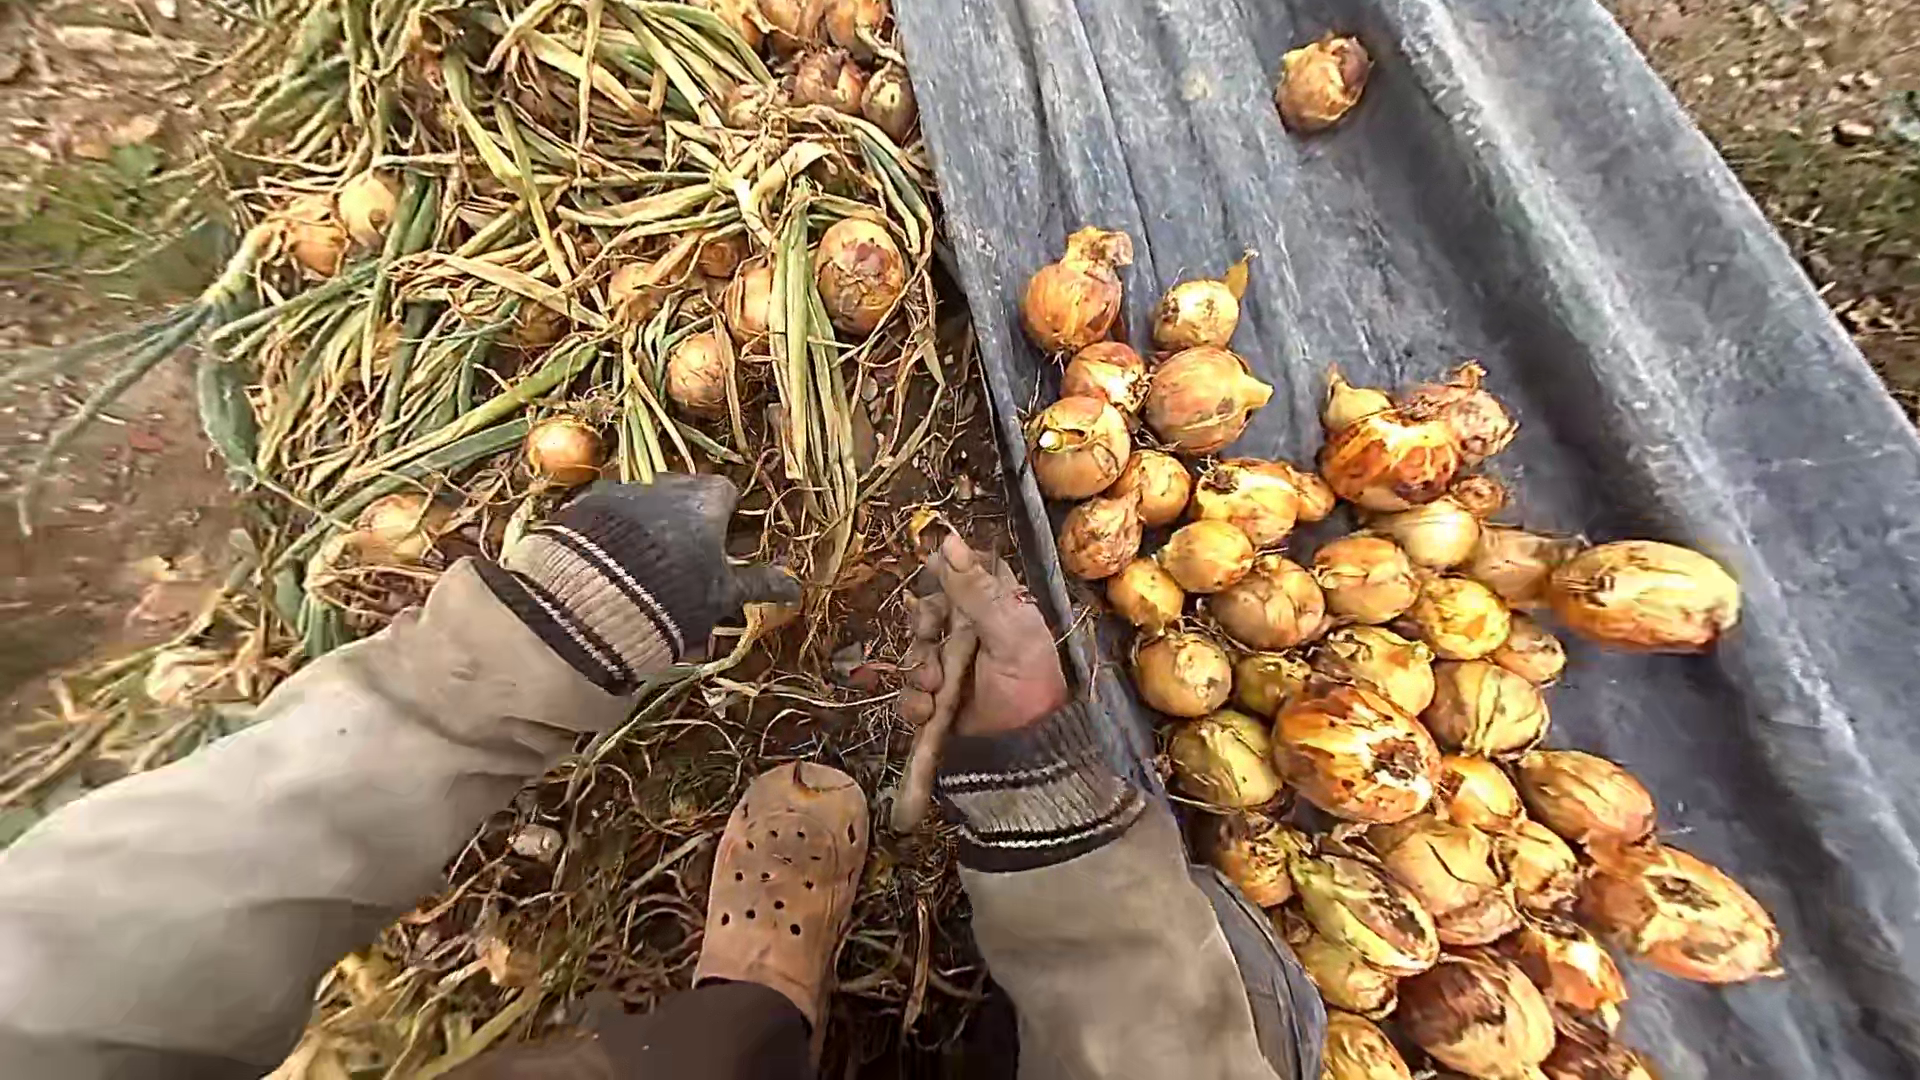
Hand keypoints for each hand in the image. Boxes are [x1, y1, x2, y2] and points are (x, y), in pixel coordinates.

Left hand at [493, 475, 798, 688]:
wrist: (592, 600)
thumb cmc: (676, 593)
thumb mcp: (723, 594)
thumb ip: (759, 585)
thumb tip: (797, 588)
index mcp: (704, 502)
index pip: (725, 489)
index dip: (730, 510)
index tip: (729, 531)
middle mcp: (664, 487)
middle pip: (685, 489)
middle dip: (691, 512)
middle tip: (691, 548)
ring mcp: (620, 493)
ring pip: (646, 499)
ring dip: (653, 519)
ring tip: (650, 558)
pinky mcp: (582, 508)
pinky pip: (608, 511)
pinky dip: (617, 529)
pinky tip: (614, 560)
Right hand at [900, 535, 1068, 736]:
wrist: (1026, 749)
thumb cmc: (1029, 682)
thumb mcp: (1008, 630)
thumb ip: (976, 589)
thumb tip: (948, 540)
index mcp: (994, 605)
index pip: (959, 574)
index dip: (941, 576)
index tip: (932, 580)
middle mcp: (969, 629)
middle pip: (927, 610)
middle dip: (924, 626)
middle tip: (929, 636)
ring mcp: (950, 664)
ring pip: (915, 650)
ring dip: (919, 668)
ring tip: (935, 686)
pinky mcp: (935, 698)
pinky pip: (909, 690)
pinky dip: (913, 700)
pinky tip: (928, 709)